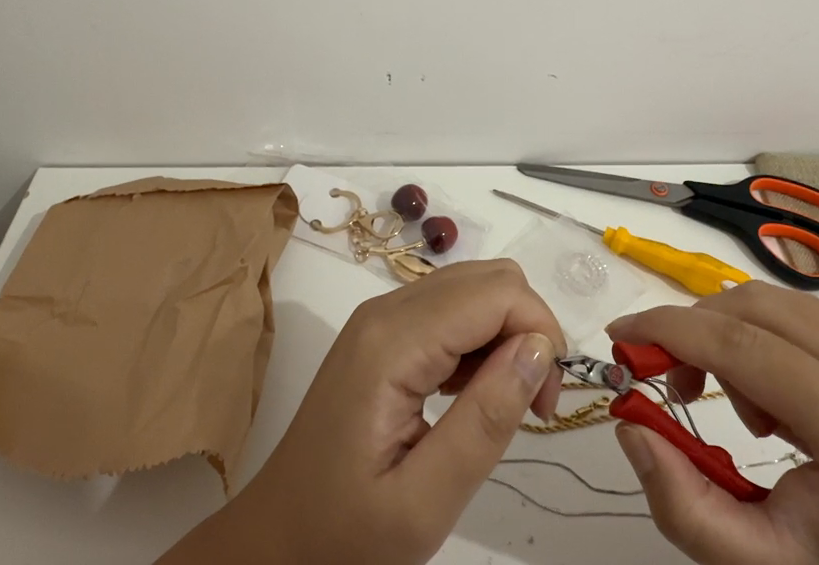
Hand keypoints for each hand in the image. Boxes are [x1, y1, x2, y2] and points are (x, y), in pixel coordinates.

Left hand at [159, 260, 565, 564]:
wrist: (275, 540)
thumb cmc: (345, 533)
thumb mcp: (424, 501)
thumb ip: (486, 419)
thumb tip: (541, 347)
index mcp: (393, 343)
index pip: (498, 293)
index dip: (540, 335)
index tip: (542, 406)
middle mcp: (386, 310)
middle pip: (489, 280)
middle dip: (529, 331)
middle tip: (530, 405)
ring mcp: (380, 318)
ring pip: (475, 289)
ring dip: (509, 335)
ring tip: (504, 406)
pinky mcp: (382, 333)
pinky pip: (452, 310)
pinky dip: (482, 341)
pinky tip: (473, 395)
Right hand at [607, 283, 818, 564]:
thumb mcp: (756, 562)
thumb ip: (681, 503)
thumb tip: (630, 423)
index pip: (745, 348)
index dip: (670, 331)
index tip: (619, 336)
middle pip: (755, 308)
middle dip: (692, 331)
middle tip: (670, 386)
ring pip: (772, 301)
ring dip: (724, 334)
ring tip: (726, 402)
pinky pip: (795, 314)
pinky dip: (755, 337)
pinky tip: (763, 395)